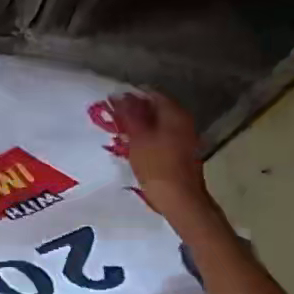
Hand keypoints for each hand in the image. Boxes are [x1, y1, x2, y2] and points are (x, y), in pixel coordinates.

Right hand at [115, 92, 212, 217]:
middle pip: (154, 109)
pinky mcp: (179, 152)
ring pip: (156, 124)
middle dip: (133, 112)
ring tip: (117, 133)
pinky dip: (145, 138)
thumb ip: (128, 114)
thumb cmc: (157, 166)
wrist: (180, 199)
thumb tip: (119, 94)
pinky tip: (131, 147)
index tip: (111, 104)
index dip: (130, 97)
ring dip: (137, 126)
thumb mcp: (138, 137)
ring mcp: (183, 138)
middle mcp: (182, 122)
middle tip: (111, 118)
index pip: (150, 94)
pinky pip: (159, 137)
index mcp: (174, 114)